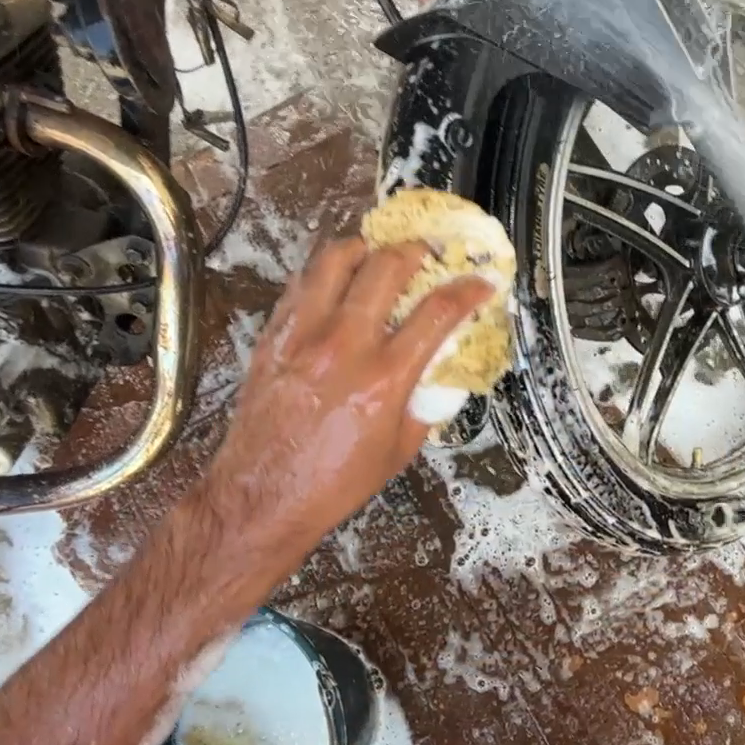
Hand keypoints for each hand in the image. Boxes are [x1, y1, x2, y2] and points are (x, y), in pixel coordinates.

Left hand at [205, 237, 490, 559]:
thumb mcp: (401, 448)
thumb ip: (425, 401)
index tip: (481, 282)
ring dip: (366, 249)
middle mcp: (344, 344)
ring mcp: (303, 335)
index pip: (438, 311)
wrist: (263, 496)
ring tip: (378, 255)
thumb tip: (440, 368)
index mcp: (385, 377)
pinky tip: (336, 284)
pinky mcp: (274, 336)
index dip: (468, 289)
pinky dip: (325, 274)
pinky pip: (301, 283)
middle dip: (416, 251)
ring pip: (336, 259)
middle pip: (386, 266)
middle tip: (427, 254)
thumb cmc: (337, 481)